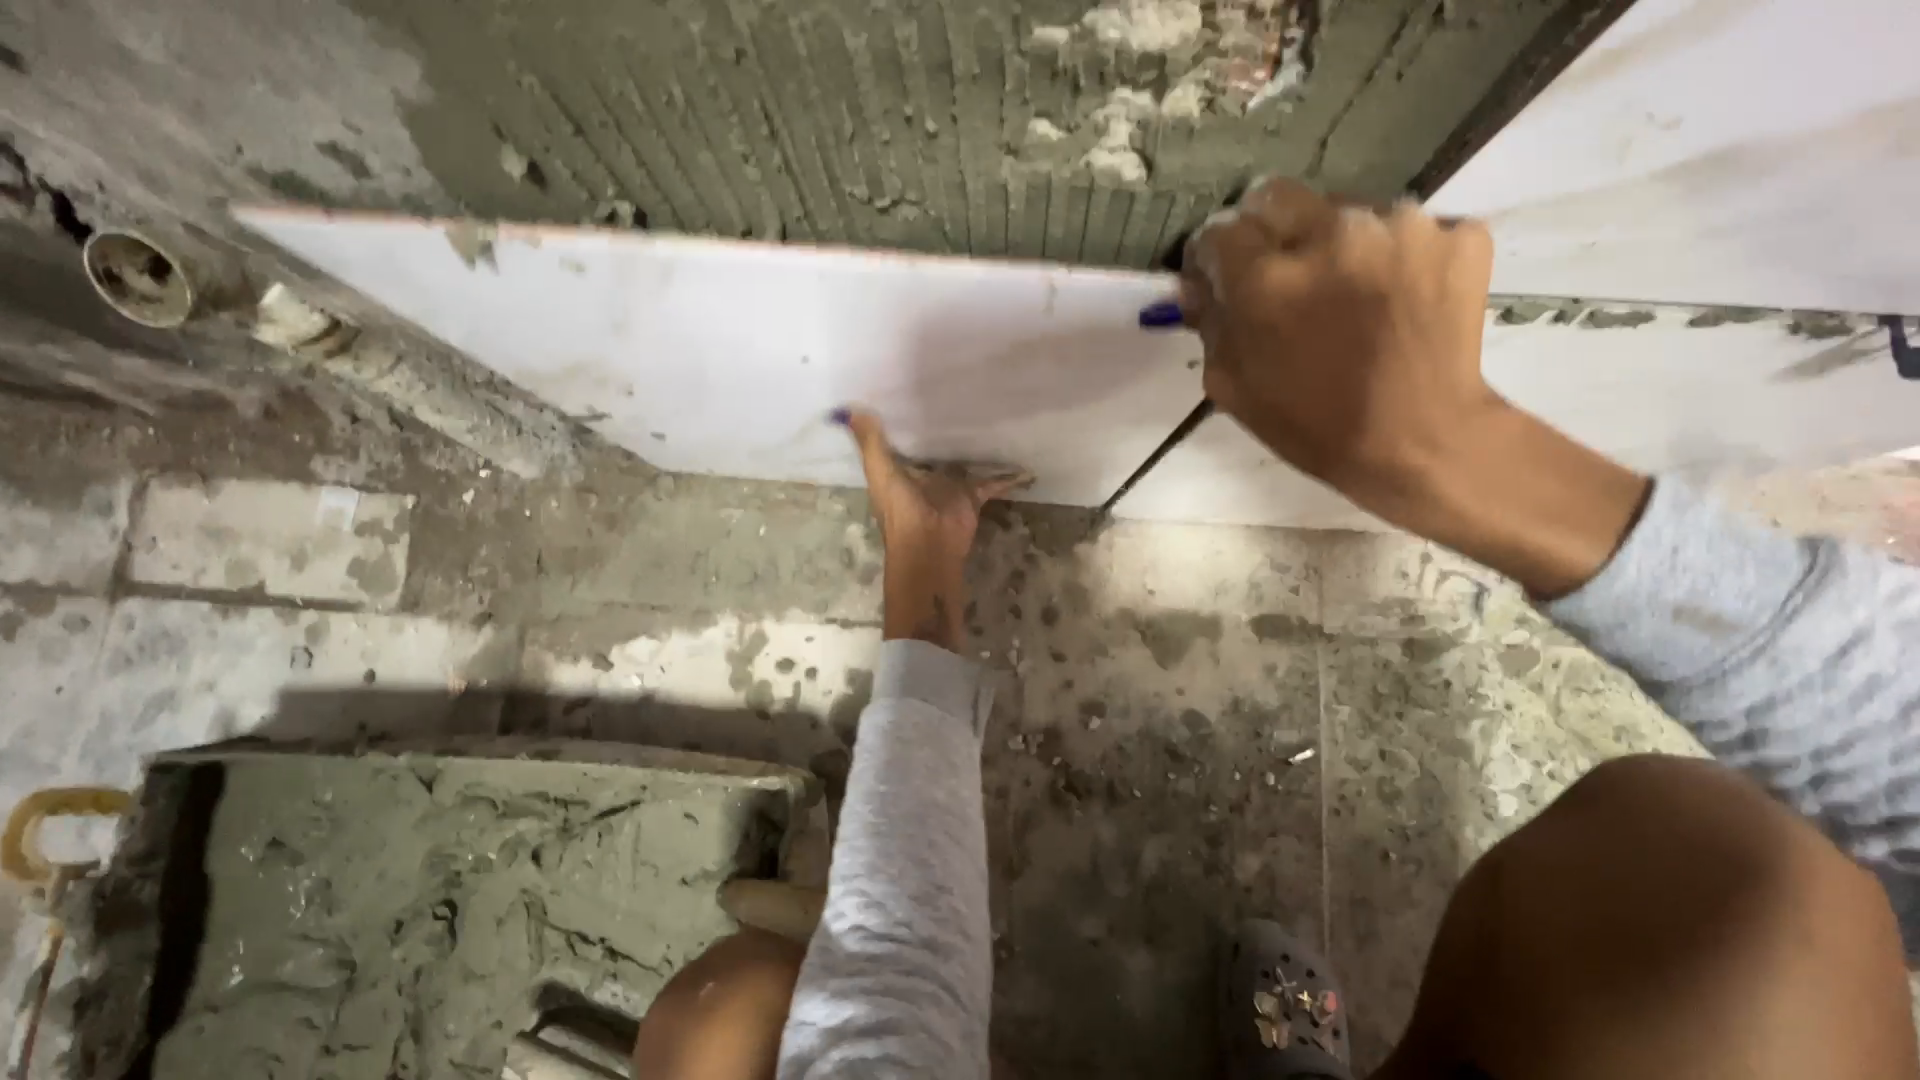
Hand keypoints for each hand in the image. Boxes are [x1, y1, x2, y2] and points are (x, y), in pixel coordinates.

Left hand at [839, 409, 1029, 647]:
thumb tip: (848, 410)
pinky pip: (993, 483)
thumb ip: (869, 442)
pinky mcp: (973, 496)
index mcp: (899, 471)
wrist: (928, 546)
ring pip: (966, 462)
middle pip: (936, 449)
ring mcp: (951, 486)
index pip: (901, 440)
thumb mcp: (880, 471)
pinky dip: (1008, 477)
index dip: (904, 420)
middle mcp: (925, 477)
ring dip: (976, 448)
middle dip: (944, 430)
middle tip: (959, 394)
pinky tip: (1024, 466)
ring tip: (992, 417)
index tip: (910, 391)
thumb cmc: (901, 510)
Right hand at [1180, 178, 1649, 597]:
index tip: (1221, 278)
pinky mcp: (1457, 233)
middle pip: (1276, 197)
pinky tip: (1397, 297)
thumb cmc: (1314, 424)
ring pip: (1345, 209)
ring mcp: (1401, 226)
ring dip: (1336, 242)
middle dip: (1266, 230)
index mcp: (1267, 277)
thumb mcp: (1233, 387)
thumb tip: (1197, 283)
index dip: (1214, 258)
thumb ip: (1209, 323)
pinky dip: (1396, 256)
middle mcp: (1331, 233)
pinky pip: (1408, 229)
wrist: (1423, 440)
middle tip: (1280, 272)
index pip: (1219, 232)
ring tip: (1348, 291)